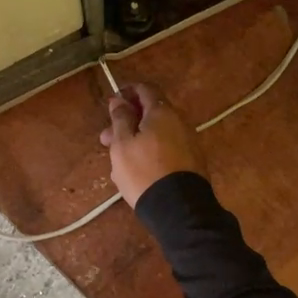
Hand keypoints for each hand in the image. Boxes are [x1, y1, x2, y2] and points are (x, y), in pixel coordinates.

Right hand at [101, 83, 203, 206]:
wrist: (179, 208)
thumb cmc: (144, 172)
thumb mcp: (122, 144)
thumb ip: (121, 118)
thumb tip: (119, 99)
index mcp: (162, 112)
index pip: (145, 89)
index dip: (127, 92)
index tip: (111, 105)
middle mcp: (180, 121)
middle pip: (151, 113)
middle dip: (127, 122)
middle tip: (105, 140)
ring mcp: (189, 142)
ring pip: (157, 134)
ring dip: (136, 141)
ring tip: (116, 163)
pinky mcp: (192, 161)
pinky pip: (167, 149)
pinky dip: (150, 153)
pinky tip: (136, 172)